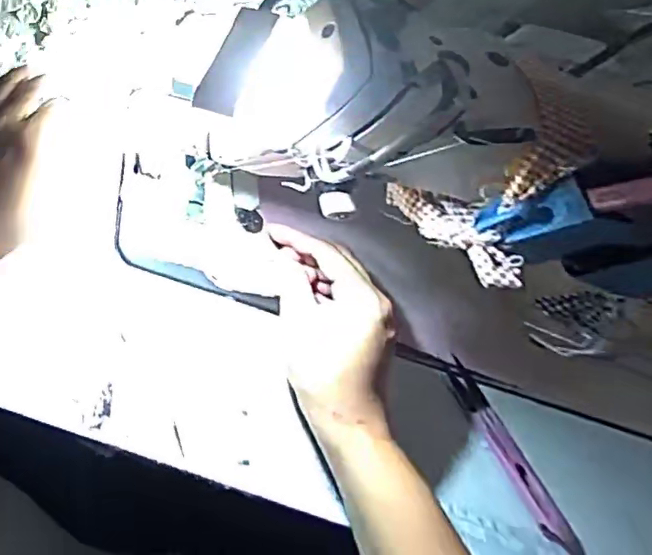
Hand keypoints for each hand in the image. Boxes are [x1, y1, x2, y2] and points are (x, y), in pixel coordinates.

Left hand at [0, 67, 56, 277]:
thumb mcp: (38, 205)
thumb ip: (45, 171)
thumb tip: (50, 149)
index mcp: (28, 143)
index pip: (49, 111)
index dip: (59, 105)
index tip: (63, 103)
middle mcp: (3, 125)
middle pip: (24, 92)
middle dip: (38, 83)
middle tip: (45, 77)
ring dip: (13, 77)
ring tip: (23, 70)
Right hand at [266, 223, 395, 431]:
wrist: (348, 420)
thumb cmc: (322, 374)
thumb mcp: (298, 319)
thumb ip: (291, 280)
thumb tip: (285, 259)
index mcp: (364, 299)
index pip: (328, 254)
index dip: (296, 239)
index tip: (272, 231)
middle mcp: (379, 304)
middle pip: (340, 260)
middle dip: (306, 249)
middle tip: (275, 245)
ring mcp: (379, 317)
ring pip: (344, 275)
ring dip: (314, 267)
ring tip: (284, 266)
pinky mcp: (373, 328)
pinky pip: (347, 292)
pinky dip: (324, 284)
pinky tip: (303, 287)